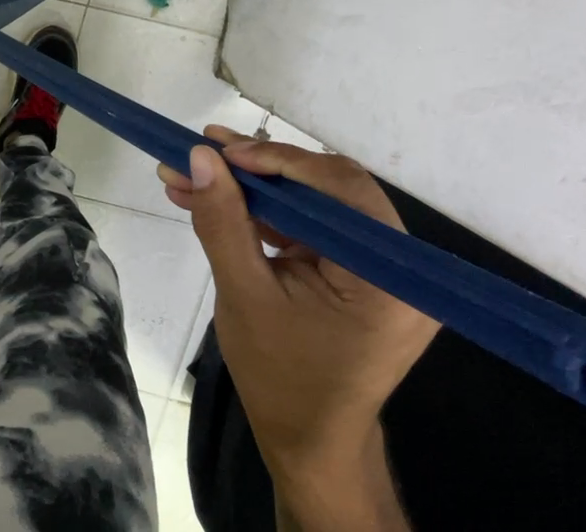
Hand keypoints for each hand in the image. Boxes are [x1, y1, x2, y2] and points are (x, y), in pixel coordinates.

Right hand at [158, 127, 438, 481]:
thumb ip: (222, 220)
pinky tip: (212, 202)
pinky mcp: (357, 276)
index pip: (342, 189)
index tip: (217, 149)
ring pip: (313, 204)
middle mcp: (399, 266)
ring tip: (187, 174)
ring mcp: (380, 270)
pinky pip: (309, 229)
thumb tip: (200, 156)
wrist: (306, 437)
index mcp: (387, 276)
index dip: (278, 160)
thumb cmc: (279, 373)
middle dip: (256, 168)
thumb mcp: (241, 292)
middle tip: (198, 148)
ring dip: (249, 188)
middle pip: (328, 189)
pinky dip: (261, 214)